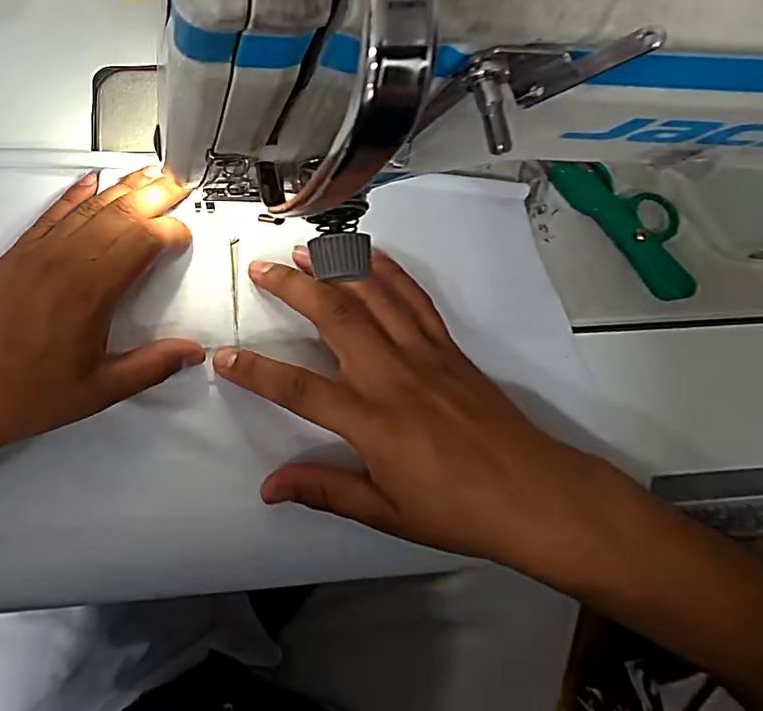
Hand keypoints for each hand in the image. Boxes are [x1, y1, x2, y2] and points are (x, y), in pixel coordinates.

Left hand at [0, 169, 203, 505]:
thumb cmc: (24, 395)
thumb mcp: (96, 392)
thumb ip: (150, 367)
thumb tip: (193, 352)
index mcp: (91, 292)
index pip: (142, 241)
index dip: (170, 232)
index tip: (184, 237)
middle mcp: (65, 261)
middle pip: (119, 214)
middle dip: (153, 196)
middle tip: (179, 185)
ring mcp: (38, 252)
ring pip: (89, 208)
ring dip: (122, 188)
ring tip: (149, 174)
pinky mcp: (17, 252)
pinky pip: (52, 213)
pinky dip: (74, 194)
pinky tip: (91, 181)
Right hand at [213, 247, 657, 589]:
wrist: (537, 496)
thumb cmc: (461, 508)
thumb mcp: (386, 512)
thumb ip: (325, 490)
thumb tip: (272, 488)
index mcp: (373, 421)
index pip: (299, 389)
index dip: (256, 372)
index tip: (225, 357)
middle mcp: (393, 376)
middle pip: (333, 316)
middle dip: (292, 286)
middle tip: (263, 268)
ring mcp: (422, 354)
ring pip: (372, 296)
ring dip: (336, 267)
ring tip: (307, 250)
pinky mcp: (446, 346)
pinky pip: (414, 297)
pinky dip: (389, 271)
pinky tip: (370, 257)